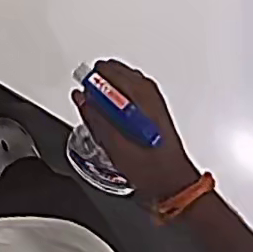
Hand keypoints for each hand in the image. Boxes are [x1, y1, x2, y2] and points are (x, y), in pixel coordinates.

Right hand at [72, 60, 202, 203]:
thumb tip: (79, 95)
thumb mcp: (112, 144)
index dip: (91, 82)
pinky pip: (129, 89)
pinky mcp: (154, 104)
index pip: (106, 69)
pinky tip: (117, 119)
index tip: (87, 98)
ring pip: (120, 80)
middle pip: (113, 70)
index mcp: (138, 95)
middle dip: (99, 86)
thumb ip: (93, 115)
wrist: (173, 182)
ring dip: (108, 93)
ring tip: (107, 118)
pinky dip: (117, 98)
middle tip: (96, 109)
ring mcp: (152, 97)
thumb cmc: (148, 166)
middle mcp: (147, 91)